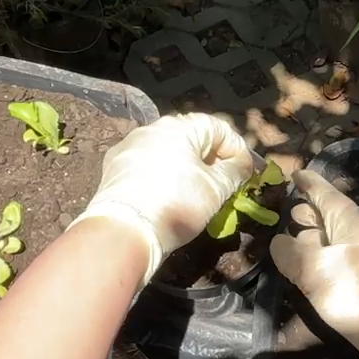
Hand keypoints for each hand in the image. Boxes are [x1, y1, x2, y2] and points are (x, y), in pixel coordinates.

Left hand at [70, 114, 256, 283]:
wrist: (124, 231)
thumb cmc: (177, 204)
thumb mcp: (216, 189)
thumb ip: (235, 172)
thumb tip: (242, 165)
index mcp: (179, 127)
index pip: (219, 127)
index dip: (237, 149)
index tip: (245, 173)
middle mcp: (151, 128)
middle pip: (191, 137)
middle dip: (211, 159)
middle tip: (223, 183)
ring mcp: (129, 146)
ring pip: (167, 151)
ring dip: (186, 167)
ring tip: (195, 192)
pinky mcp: (113, 167)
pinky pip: (147, 165)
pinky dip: (162, 175)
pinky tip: (166, 195)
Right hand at [269, 170, 358, 358]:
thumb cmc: (351, 291)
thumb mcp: (312, 270)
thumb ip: (290, 252)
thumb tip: (279, 242)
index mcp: (350, 221)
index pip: (326, 193)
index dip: (309, 183)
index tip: (295, 174)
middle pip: (332, 213)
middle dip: (311, 210)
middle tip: (291, 212)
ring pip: (336, 235)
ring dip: (316, 233)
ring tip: (297, 236)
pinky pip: (341, 253)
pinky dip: (324, 252)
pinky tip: (313, 264)